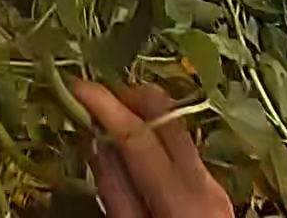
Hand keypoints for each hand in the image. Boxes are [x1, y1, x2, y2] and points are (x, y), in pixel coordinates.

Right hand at [70, 81, 231, 217]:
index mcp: (182, 201)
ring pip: (171, 121)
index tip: (74, 85)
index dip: (104, 103)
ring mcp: (212, 182)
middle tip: (91, 101)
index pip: (138, 134)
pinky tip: (129, 147)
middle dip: (123, 95)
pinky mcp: (213, 188)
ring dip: (135, 111)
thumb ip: (115, 193)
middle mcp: (203, 181)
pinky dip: (150, 132)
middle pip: (162, 110)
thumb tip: (93, 139)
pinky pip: (177, 141)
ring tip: (105, 122)